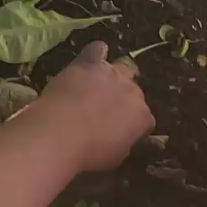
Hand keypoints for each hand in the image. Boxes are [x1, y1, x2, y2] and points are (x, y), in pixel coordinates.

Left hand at [25, 41, 154, 171]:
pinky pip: (97, 51)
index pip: (145, 118)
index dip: (134, 124)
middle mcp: (132, 91)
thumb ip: (124, 142)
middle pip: (133, 91)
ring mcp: (111, 74)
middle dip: (122, 100)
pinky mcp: (88, 64)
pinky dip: (96, 53)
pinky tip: (93, 56)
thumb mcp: (115, 156)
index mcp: (142, 116)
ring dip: (111, 78)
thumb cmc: (90, 152)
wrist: (61, 131)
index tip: (122, 130)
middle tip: (104, 111)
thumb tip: (122, 137)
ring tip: (96, 88)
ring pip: (120, 69)